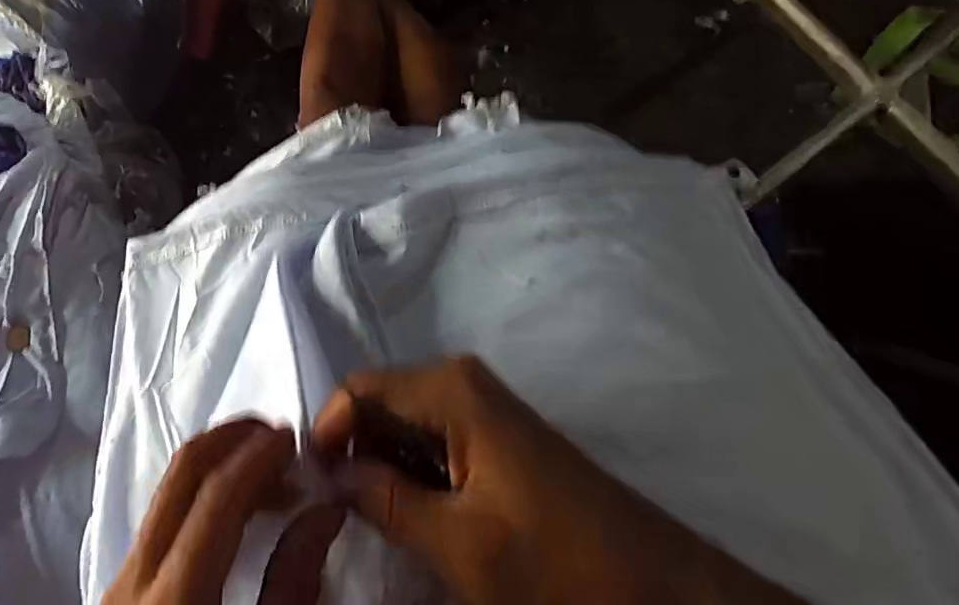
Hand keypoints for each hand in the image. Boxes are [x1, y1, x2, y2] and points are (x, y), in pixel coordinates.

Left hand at [105, 417, 345, 604]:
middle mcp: (134, 578)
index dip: (260, 457)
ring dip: (222, 464)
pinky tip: (238, 511)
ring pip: (170, 489)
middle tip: (282, 436)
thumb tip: (324, 509)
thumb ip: (293, 584)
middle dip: (235, 438)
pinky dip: (205, 494)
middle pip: (182, 472)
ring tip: (272, 475)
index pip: (217, 497)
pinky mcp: (119, 590)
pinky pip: (164, 516)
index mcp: (172, 601)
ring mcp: (119, 581)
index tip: (296, 437)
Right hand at [310, 357, 802, 604]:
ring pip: (403, 422)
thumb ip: (387, 501)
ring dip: (378, 464)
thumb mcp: (461, 545)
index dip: (327, 432)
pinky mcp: (492, 433)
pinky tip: (406, 513)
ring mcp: (479, 405)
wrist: (653, 578)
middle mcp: (461, 380)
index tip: (306, 487)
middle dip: (350, 449)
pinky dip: (408, 470)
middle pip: (380, 401)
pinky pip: (431, 438)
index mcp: (450, 387)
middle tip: (328, 510)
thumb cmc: (556, 560)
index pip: (360, 389)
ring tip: (363, 518)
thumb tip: (328, 473)